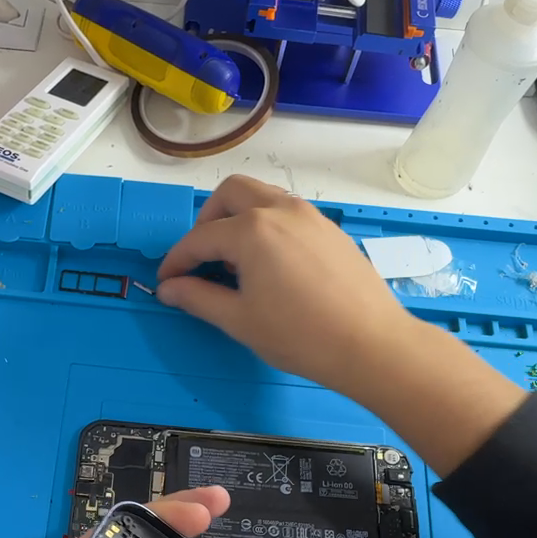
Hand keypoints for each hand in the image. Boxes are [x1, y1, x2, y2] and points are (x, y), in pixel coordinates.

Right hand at [155, 175, 419, 398]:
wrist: (370, 344)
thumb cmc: (300, 335)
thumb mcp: (239, 320)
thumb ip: (198, 298)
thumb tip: (169, 288)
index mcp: (252, 230)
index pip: (200, 238)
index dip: (177, 261)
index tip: (166, 282)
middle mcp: (280, 210)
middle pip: (230, 193)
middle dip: (207, 221)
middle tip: (202, 257)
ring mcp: (310, 216)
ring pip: (262, 196)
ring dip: (239, 218)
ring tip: (237, 262)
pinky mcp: (330, 229)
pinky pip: (288, 212)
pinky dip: (267, 225)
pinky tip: (271, 265)